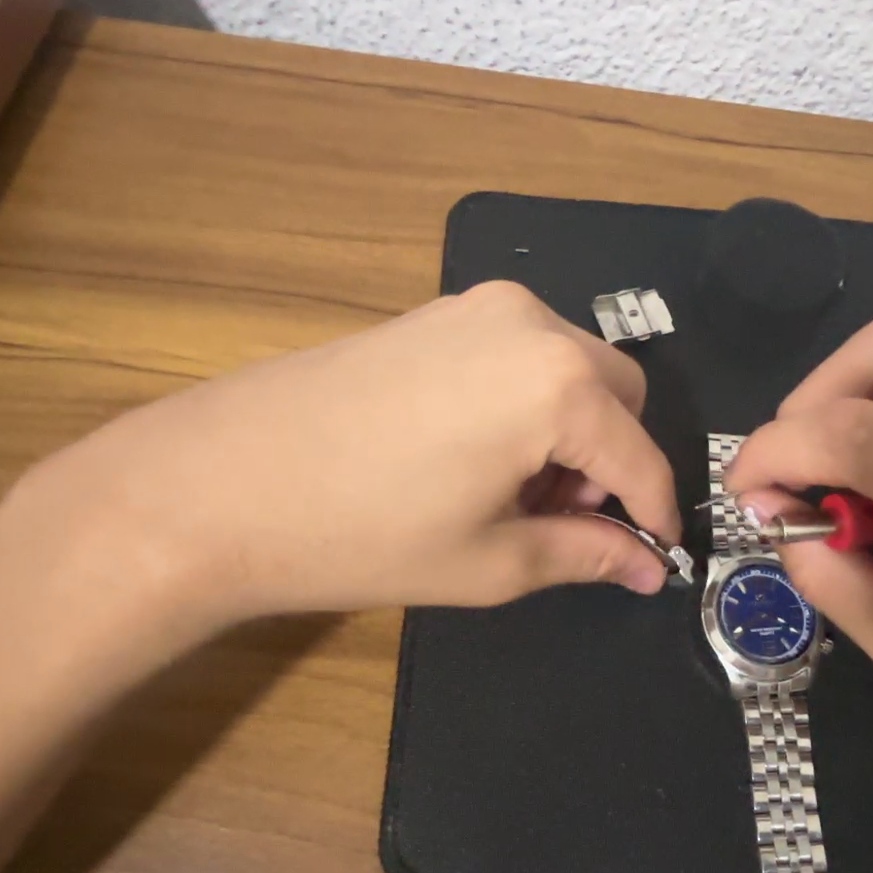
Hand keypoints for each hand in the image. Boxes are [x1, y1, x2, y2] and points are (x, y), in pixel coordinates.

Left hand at [1, 280, 680, 658]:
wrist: (216, 483)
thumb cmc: (363, 534)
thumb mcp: (491, 560)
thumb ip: (585, 554)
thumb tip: (646, 565)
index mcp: (556, 385)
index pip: (641, 455)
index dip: (656, 512)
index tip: (656, 555)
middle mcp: (530, 325)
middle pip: (619, 393)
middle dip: (612, 460)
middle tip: (565, 518)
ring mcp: (478, 307)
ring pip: (573, 367)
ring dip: (573, 429)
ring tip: (515, 490)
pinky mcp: (437, 311)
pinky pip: (521, 353)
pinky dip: (530, 401)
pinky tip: (478, 451)